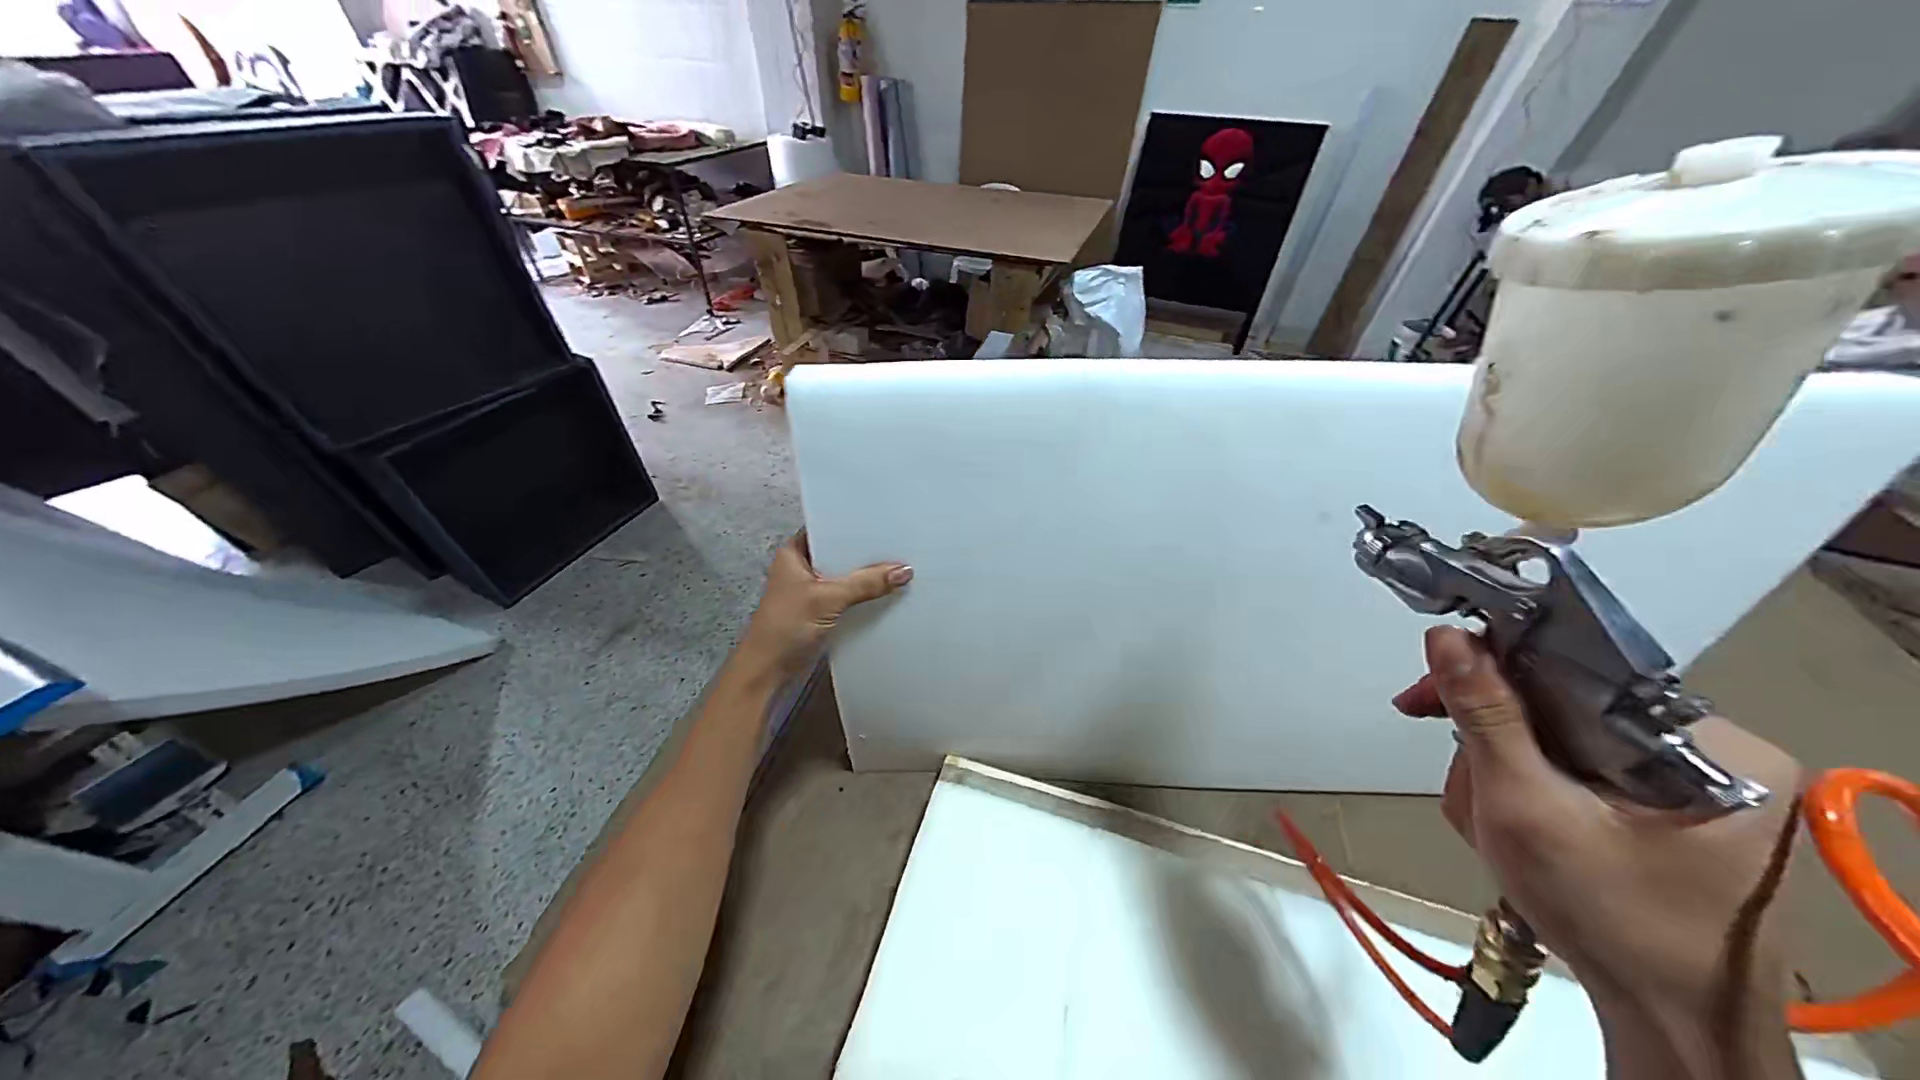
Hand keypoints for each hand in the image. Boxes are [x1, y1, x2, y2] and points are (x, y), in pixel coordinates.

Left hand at [736, 532, 910, 681]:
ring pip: (845, 576)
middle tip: (897, 545)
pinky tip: (885, 593)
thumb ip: (865, 583)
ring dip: (865, 577)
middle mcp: (802, 568)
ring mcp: (811, 590)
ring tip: (897, 566)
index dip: (852, 526)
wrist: (769, 671)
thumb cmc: (784, 628)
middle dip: (865, 553)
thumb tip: (902, 571)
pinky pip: (847, 596)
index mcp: (794, 553)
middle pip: (840, 553)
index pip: (827, 529)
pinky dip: (862, 596)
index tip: (882, 523)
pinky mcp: (820, 610)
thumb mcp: (827, 599)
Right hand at [1394, 627, 1802, 1066]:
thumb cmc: (1606, 916)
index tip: (1427, 696)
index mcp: (1714, 745)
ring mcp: (1690, 780)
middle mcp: (1713, 751)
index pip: (1578, 669)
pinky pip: (1570, 767)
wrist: (1668, 1023)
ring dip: (1500, 775)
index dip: (1494, 673)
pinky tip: (1510, 826)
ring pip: (1554, 738)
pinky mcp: (1664, 804)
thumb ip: (1486, 717)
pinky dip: (1524, 790)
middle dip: (1493, 746)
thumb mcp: (1527, 808)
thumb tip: (1447, 635)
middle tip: (1467, 789)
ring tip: (1491, 825)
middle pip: (1560, 706)